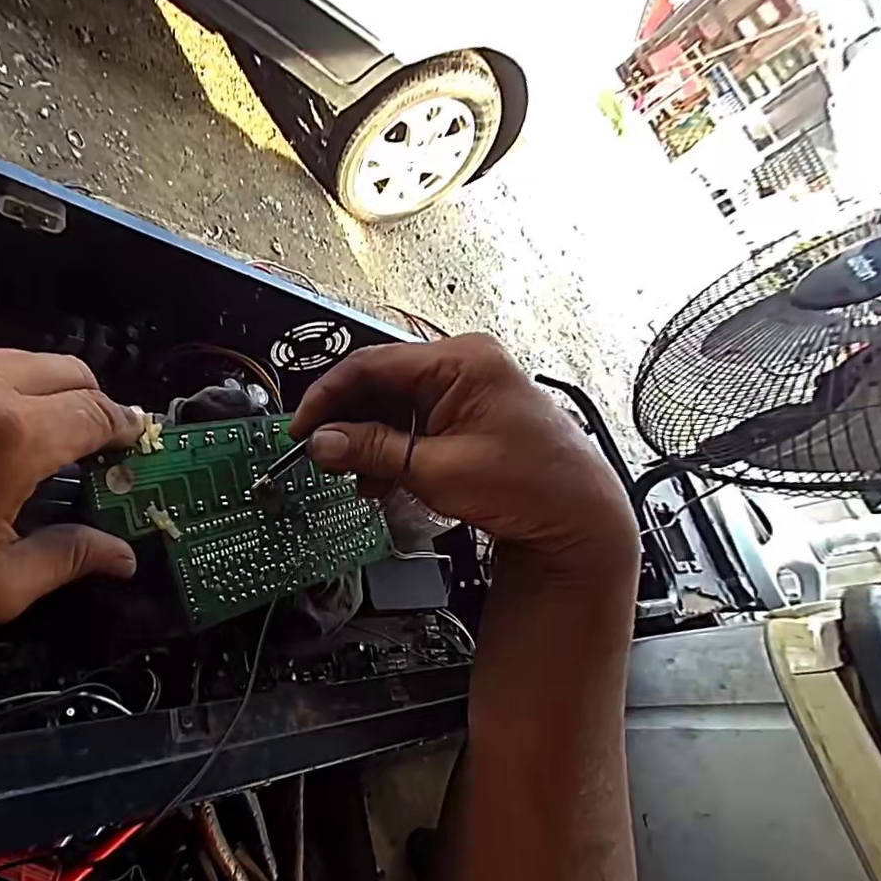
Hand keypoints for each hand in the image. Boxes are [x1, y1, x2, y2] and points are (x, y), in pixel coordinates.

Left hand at [0, 345, 145, 660]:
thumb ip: (69, 560)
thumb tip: (124, 558)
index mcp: (16, 437)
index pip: (101, 415)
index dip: (129, 431)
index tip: (140, 446)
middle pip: (75, 374)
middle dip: (98, 407)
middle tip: (100, 448)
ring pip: (32, 362)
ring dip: (56, 394)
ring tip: (50, 440)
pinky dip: (14, 387)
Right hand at [290, 334, 634, 578]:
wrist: (577, 519)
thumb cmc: (534, 485)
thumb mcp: (438, 470)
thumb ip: (374, 451)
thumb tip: (324, 441)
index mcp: (461, 361)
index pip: (371, 365)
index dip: (327, 397)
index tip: (302, 427)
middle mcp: (462, 366)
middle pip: (379, 385)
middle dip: (347, 424)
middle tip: (323, 455)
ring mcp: (463, 391)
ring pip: (390, 408)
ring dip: (367, 442)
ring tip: (359, 477)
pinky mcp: (462, 416)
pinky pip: (410, 424)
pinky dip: (389, 451)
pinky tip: (382, 478)